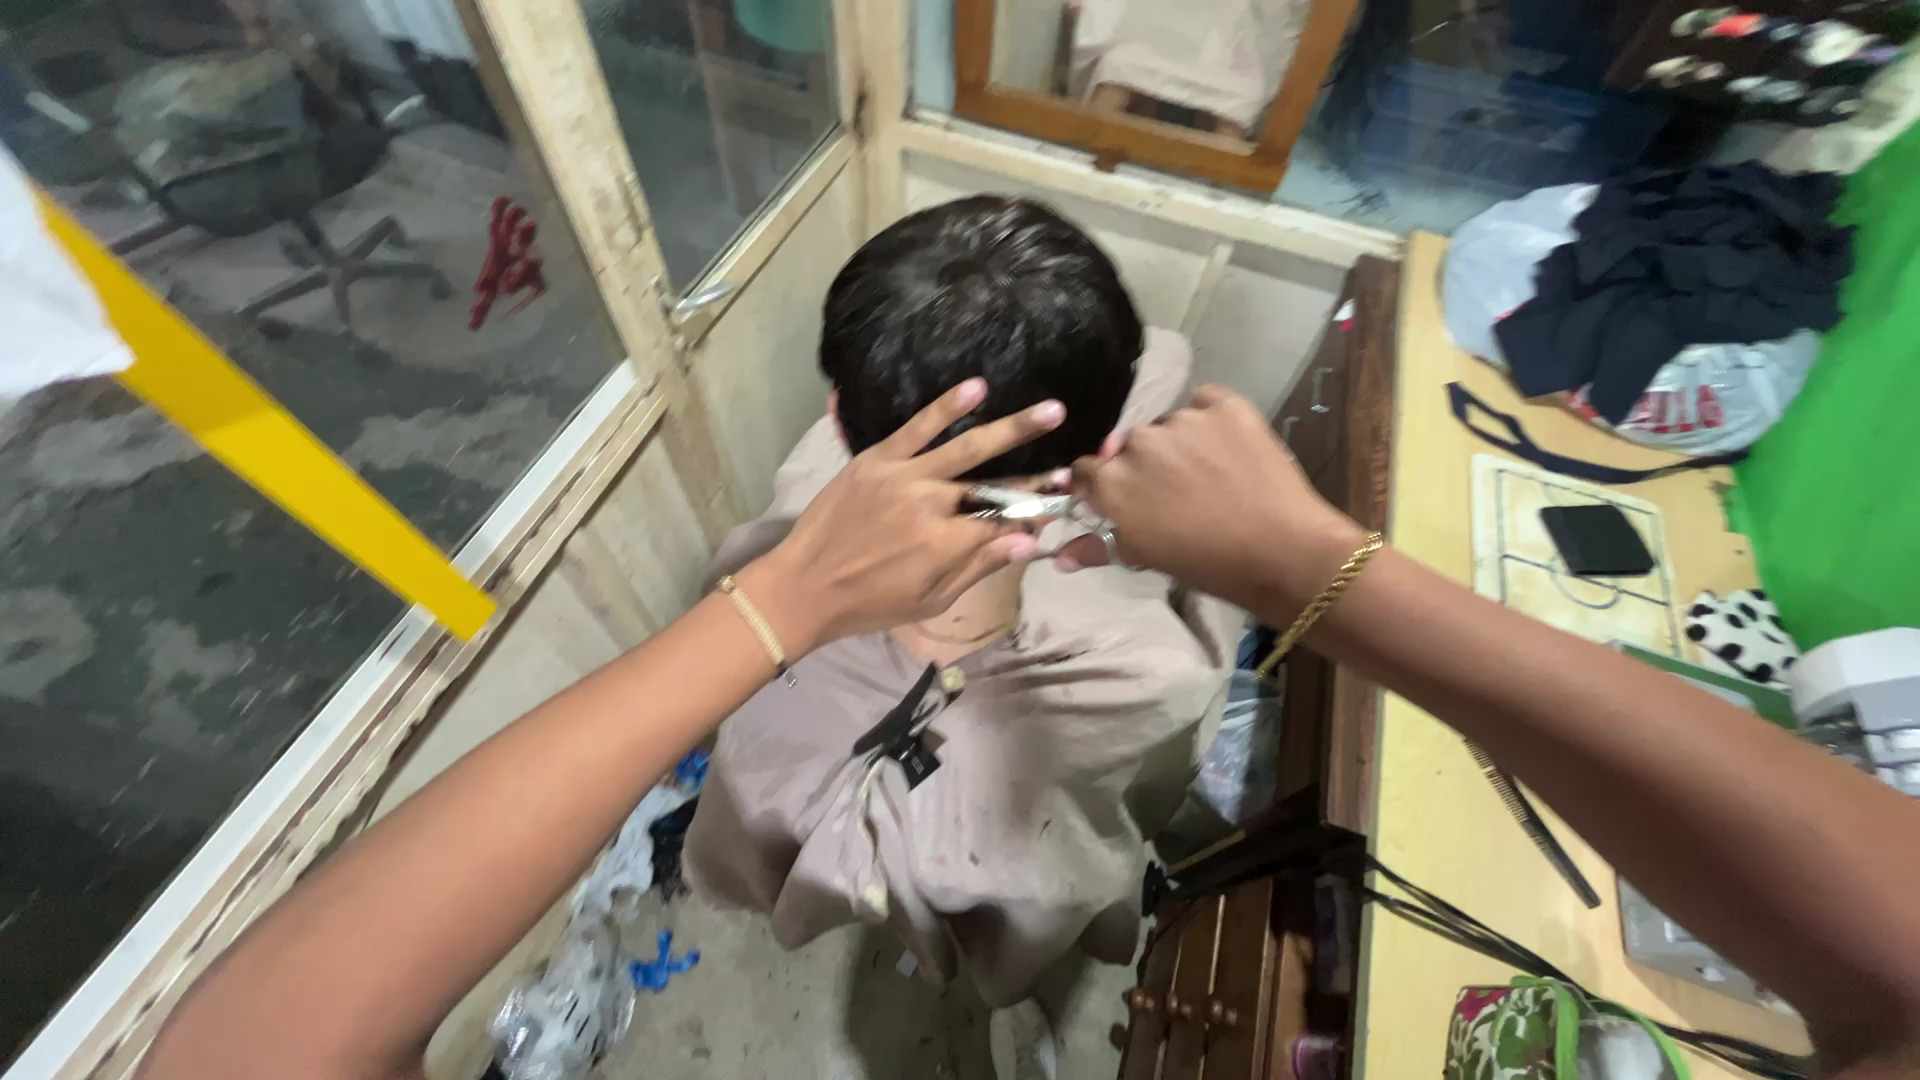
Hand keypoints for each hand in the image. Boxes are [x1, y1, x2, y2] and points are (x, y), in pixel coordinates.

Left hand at [741, 379, 1064, 651]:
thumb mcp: (930, 602)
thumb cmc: (869, 604)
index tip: (1057, 507)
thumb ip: (979, 567)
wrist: (803, 586)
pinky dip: (947, 407)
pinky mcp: (877, 459)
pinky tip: (977, 388)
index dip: (1032, 517)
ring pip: (968, 448)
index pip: (1004, 524)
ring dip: (1013, 430)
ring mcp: (904, 476)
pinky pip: (917, 427)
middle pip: (994, 486)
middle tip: (1070, 464)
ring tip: (1051, 412)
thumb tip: (1030, 542)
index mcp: (945, 543)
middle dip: (1035, 478)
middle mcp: (931, 503)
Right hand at [1056, 385, 1363, 611]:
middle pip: (1129, 447)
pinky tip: (1228, 448)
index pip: (1085, 469)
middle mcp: (1138, 445)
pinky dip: (1211, 420)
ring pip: (1167, 426)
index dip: (1101, 483)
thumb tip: (1057, 558)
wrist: (1282, 552)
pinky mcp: (1224, 405)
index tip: (1124, 496)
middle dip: (1144, 465)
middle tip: (1175, 493)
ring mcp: (1182, 421)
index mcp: (1112, 484)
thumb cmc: (1205, 564)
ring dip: (1178, 445)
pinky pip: (1205, 403)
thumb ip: (1097, 548)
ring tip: (1210, 473)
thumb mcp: (1145, 557)